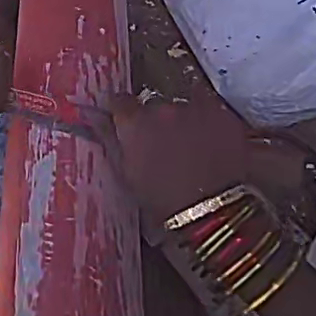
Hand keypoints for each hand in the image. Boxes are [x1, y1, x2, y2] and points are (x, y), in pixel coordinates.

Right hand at [108, 94, 266, 223]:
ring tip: (191, 150)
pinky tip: (212, 147)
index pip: (120, 101)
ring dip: (183, 121)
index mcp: (135, 122)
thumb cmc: (162, 202)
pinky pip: (210, 111)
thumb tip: (92, 114)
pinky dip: (208, 124)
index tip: (125, 122)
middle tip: (162, 146)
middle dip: (155, 120)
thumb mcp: (127, 175)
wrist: (214, 214)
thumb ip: (109, 139)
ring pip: (183, 107)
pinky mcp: (223, 114)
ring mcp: (196, 108)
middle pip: (154, 105)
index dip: (122, 112)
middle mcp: (163, 107)